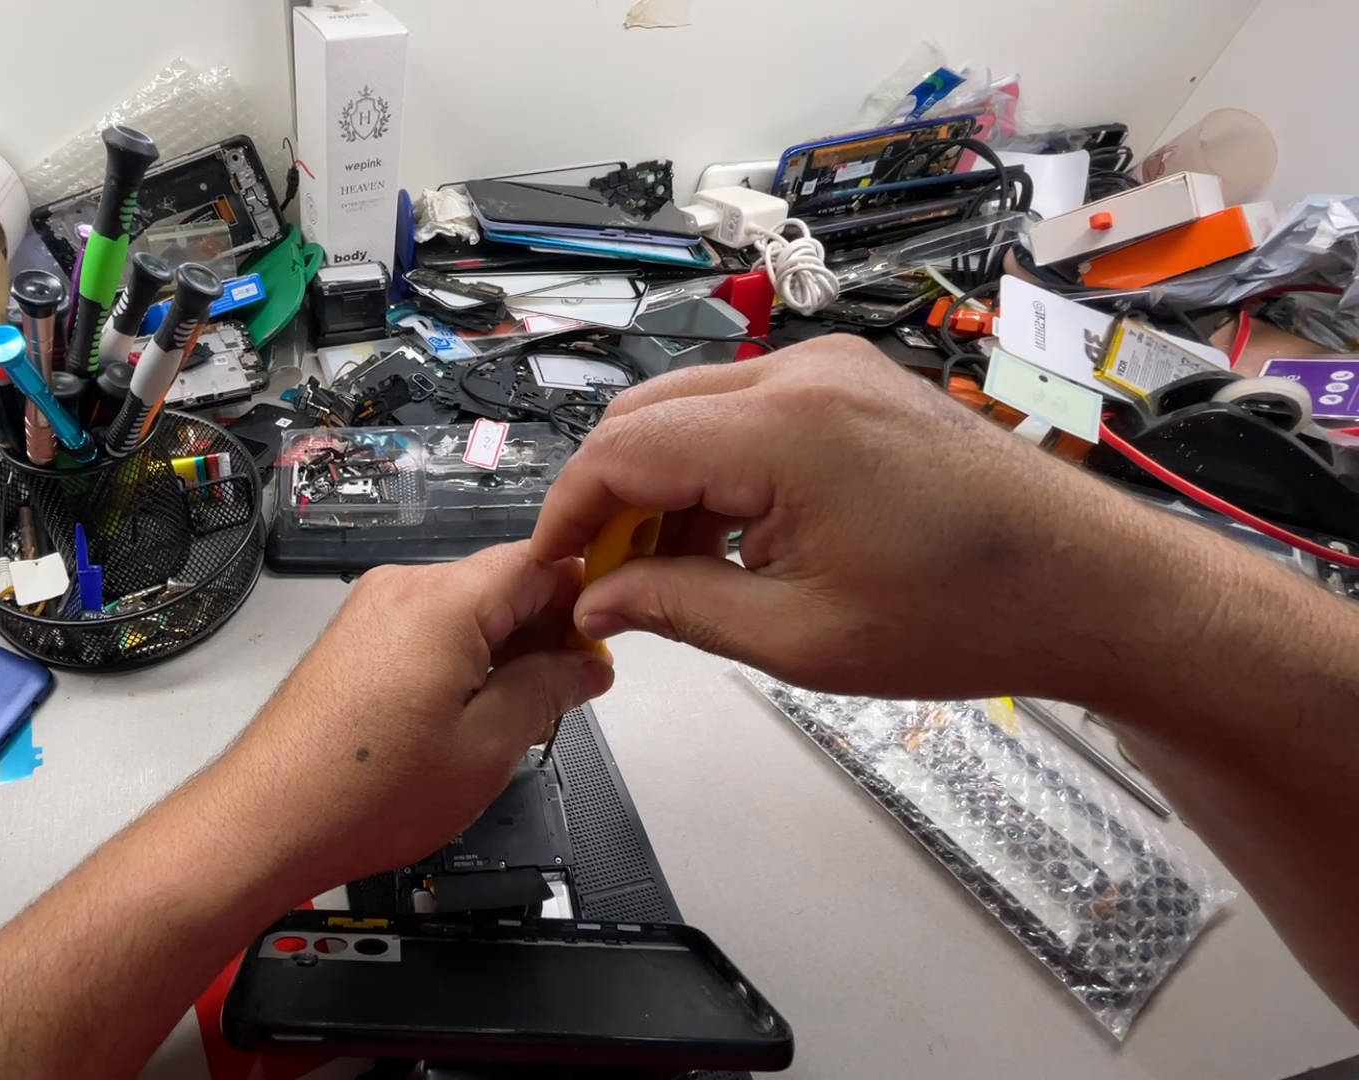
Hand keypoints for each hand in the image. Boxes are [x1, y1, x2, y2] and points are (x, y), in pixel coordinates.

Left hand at [211, 542, 614, 894]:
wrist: (266, 819)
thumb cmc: (368, 791)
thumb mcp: (486, 747)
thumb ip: (548, 690)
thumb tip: (588, 663)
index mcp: (442, 600)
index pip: (539, 562)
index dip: (583, 596)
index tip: (602, 642)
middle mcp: (402, 588)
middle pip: (501, 583)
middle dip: (544, 630)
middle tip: (565, 694)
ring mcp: (374, 609)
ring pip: (467, 608)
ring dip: (504, 649)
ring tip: (515, 713)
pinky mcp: (358, 636)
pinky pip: (430, 627)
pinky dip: (463, 656)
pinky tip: (470, 708)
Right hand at [531, 334, 1177, 701]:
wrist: (1104, 591)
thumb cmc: (962, 621)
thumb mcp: (795, 636)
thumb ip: (671, 608)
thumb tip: (590, 604)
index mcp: (785, 431)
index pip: (622, 451)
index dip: (568, 511)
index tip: (551, 567)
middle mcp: (797, 374)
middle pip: (641, 417)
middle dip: (602, 496)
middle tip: (598, 571)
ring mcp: (824, 369)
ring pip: (680, 412)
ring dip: (650, 483)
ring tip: (657, 563)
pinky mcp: (842, 383)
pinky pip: (731, 416)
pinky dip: (699, 470)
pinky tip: (713, 531)